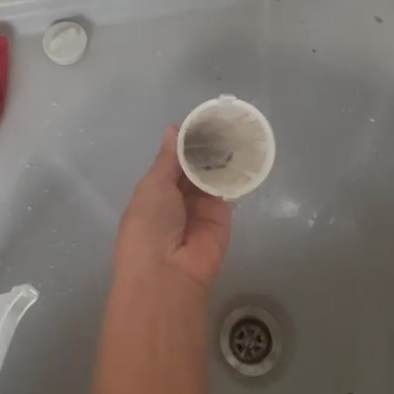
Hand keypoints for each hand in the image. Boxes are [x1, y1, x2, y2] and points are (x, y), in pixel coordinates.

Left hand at [112, 127, 232, 292]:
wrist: (168, 274)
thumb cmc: (150, 225)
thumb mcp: (153, 185)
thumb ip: (169, 158)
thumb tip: (173, 129)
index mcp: (155, 191)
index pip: (173, 160)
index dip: (185, 141)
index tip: (201, 119)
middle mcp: (179, 198)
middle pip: (194, 167)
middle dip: (205, 147)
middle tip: (223, 120)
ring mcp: (202, 207)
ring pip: (212, 176)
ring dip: (220, 157)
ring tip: (235, 128)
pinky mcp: (223, 217)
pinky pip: (228, 191)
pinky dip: (234, 174)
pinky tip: (244, 150)